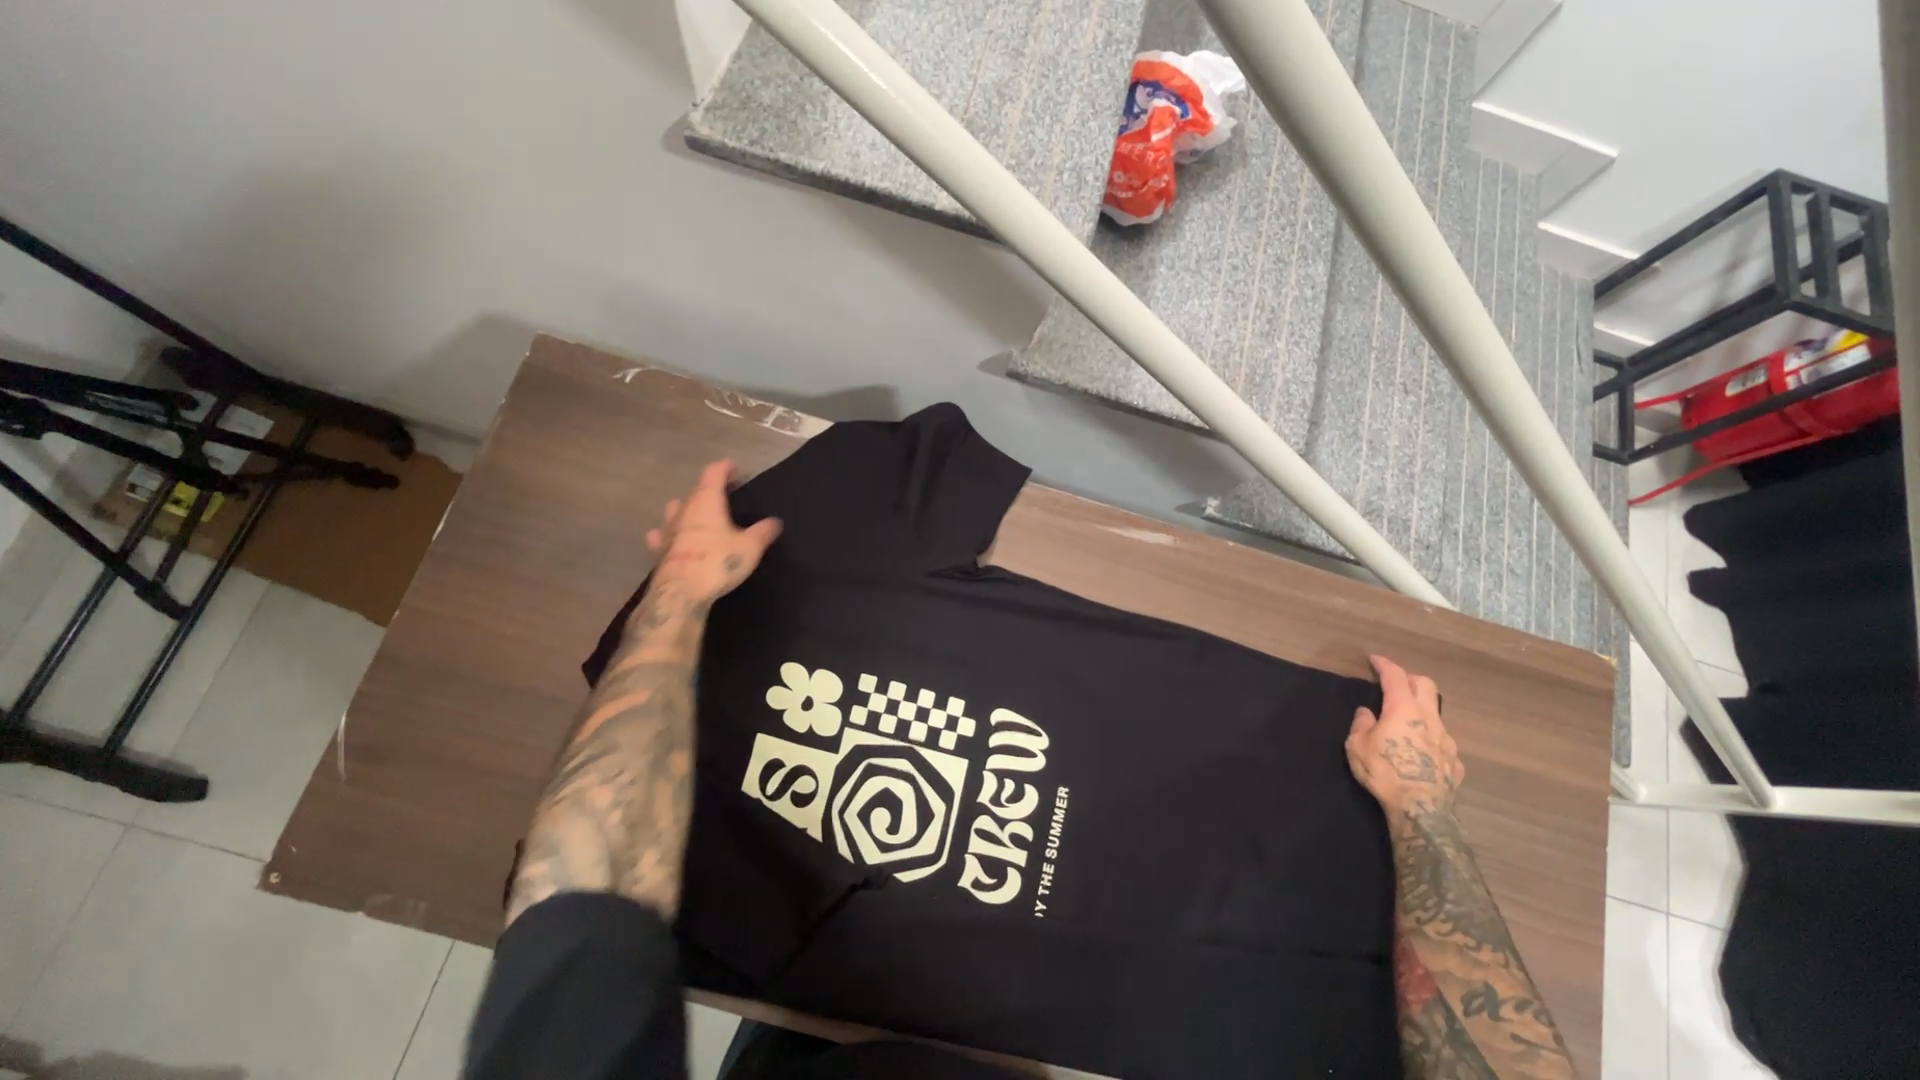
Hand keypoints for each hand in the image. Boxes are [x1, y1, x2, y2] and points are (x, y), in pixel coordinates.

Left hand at [643, 460, 781, 605]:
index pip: (713, 474)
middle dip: (708, 490)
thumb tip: (775, 522)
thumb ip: (763, 532)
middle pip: (695, 492)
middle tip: (722, 496)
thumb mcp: (750, 547)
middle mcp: (685, 510)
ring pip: (675, 510)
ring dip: (686, 509)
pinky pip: (663, 535)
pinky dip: (670, 534)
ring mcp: (668, 529)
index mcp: (707, 501)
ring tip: (697, 515)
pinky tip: (671, 538)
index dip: (724, 468)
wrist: (681, 593)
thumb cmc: (717, 562)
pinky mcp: (660, 550)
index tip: (733, 468)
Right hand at [1345, 654, 1464, 817]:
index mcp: (1404, 710)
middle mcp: (1430, 718)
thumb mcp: (1357, 747)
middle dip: (1410, 678)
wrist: (1421, 810)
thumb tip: (1367, 713)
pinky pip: (1442, 742)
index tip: (1375, 659)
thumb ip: (1362, 725)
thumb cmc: (1384, 773)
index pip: (1396, 676)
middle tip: (1396, 683)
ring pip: (1436, 714)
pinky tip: (1421, 754)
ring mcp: (1447, 740)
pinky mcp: (1456, 762)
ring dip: (1422, 710)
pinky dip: (1430, 739)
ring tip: (1407, 723)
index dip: (1385, 664)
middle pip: (1426, 685)